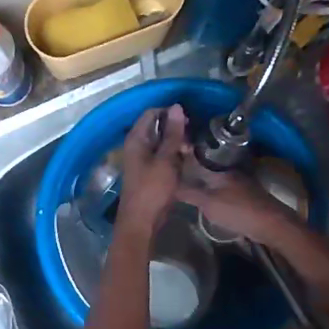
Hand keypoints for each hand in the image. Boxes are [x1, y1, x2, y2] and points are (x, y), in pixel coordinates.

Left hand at [113, 105, 187, 238]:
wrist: (142, 221)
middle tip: (192, 137)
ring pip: (162, 142)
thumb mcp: (166, 160)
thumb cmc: (153, 189)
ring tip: (192, 150)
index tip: (189, 120)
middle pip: (157, 127)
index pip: (152, 113)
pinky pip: (163, 156)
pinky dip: (174, 155)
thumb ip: (172, 134)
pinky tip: (186, 161)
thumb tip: (177, 107)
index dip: (170, 112)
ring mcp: (143, 159)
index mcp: (136, 139)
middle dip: (176, 129)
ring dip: (176, 143)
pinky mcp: (150, 171)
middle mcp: (137, 146)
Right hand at [176, 165, 307, 249]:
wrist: (271, 224)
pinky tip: (209, 204)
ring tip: (189, 193)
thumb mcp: (208, 204)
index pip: (197, 161)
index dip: (184, 163)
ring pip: (216, 182)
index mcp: (219, 170)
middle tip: (176, 182)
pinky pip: (225, 192)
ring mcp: (240, 185)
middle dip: (193, 175)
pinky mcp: (247, 197)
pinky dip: (215, 196)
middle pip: (207, 172)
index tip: (170, 167)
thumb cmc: (238, 211)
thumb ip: (189, 193)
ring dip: (204, 186)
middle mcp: (230, 173)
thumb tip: (170, 184)